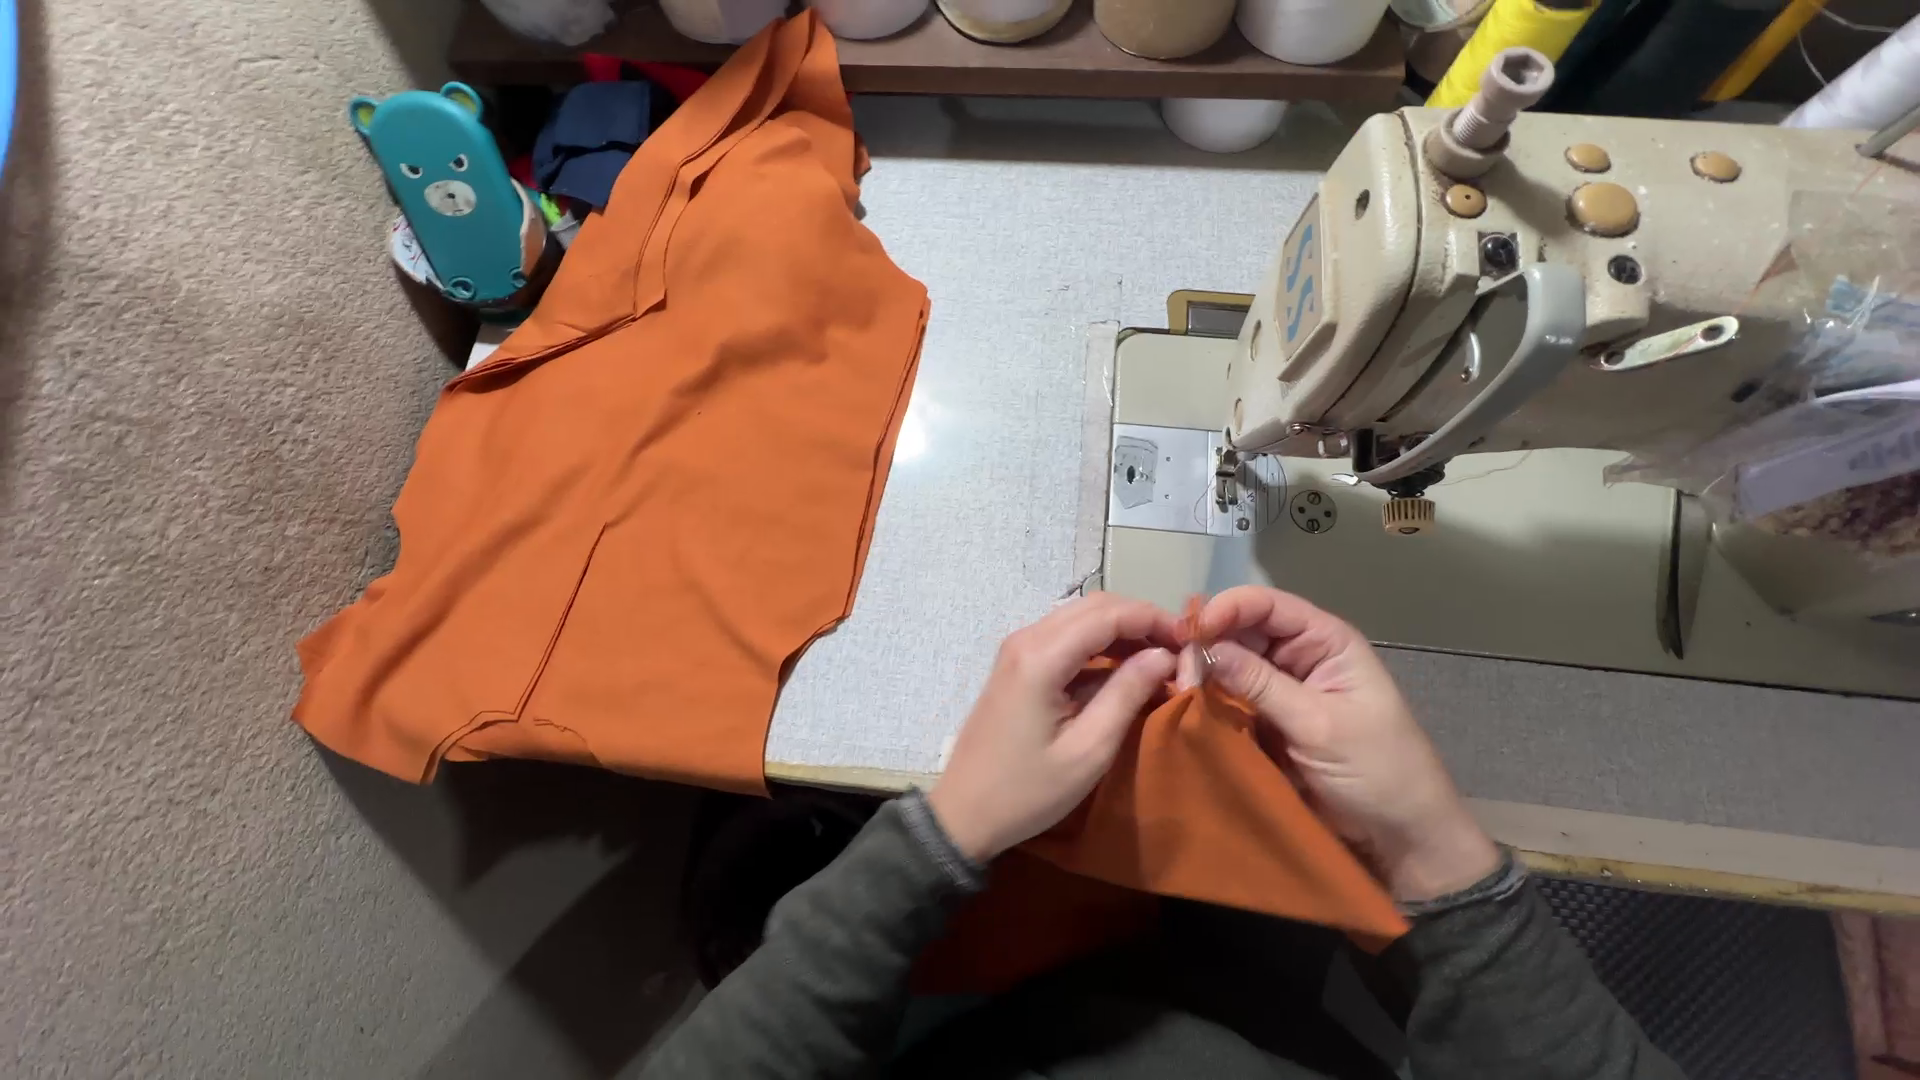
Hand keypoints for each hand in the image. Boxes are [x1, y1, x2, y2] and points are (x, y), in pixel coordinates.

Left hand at [929, 594, 1178, 862]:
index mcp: (1041, 656)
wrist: (963, 812)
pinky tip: (1124, 671)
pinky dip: (1098, 645)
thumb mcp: (1088, 750)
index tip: (1191, 643)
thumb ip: (1126, 694)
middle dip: (1140, 621)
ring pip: (1079, 618)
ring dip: (1120, 631)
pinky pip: (1064, 637)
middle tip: (1179, 652)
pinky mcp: (1016, 664)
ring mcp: (1017, 649)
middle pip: (1094, 606)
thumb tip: (1164, 655)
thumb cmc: (1028, 790)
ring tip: (1159, 662)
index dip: (1154, 620)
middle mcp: (1026, 639)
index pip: (1108, 613)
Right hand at [1184, 586, 1499, 902]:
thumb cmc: (1377, 771)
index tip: (1191, 632)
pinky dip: (1204, 699)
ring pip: (1228, 664)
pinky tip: (1180, 701)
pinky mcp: (1262, 722)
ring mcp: (1278, 691)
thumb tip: (1201, 648)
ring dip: (1201, 670)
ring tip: (1171, 682)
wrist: (1399, 840)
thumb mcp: (1319, 723)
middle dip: (1207, 640)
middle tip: (1172, 663)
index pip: (1267, 606)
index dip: (1228, 608)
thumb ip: (1260, 683)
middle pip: (1241, 630)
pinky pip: (1226, 699)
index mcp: (1325, 642)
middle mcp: (1298, 657)